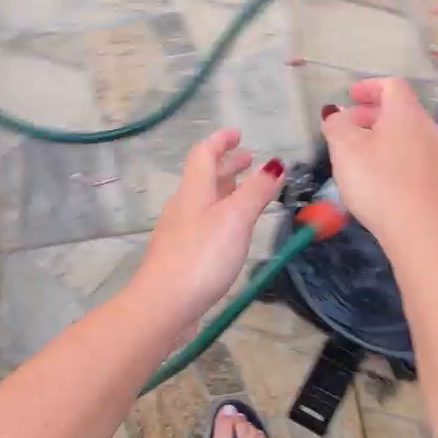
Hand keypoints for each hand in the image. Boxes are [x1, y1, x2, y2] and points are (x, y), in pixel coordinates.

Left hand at [137, 128, 284, 313]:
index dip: (221, 140)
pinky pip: (203, 221)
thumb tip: (274, 163)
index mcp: (194, 190)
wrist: (162, 304)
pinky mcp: (180, 254)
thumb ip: (256, 192)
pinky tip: (230, 229)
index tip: (238, 133)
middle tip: (249, 159)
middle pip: (204, 176)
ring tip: (246, 190)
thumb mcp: (235, 219)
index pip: (204, 154)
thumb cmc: (201, 256)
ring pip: (204, 199)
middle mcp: (183, 205)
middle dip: (227, 164)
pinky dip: (220, 213)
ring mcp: (179, 231)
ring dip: (225, 189)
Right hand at [318, 78, 437, 244]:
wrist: (426, 235)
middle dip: (373, 114)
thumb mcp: (346, 150)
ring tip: (360, 155)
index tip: (350, 96)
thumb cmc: (381, 184)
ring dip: (384, 137)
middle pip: (402, 110)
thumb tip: (336, 113)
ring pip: (409, 136)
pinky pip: (416, 158)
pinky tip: (381, 181)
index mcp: (407, 114)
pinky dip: (396, 157)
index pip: (392, 85)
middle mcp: (429, 130)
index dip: (369, 86)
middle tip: (349, 126)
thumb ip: (337, 125)